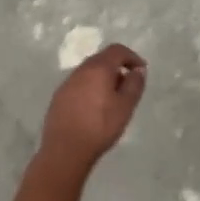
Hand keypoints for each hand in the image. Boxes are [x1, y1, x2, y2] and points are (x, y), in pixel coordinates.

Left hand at [37, 43, 147, 171]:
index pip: (117, 50)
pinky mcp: (58, 97)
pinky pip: (79, 84)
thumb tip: (138, 70)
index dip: (132, 57)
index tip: (141, 70)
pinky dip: (90, 88)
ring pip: (89, 72)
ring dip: (103, 78)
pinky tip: (94, 108)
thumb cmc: (100, 126)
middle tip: (128, 85)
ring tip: (112, 98)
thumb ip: (134, 84)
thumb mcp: (126, 106)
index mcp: (98, 68)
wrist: (65, 150)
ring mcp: (67, 83)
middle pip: (101, 59)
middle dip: (117, 67)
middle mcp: (80, 70)